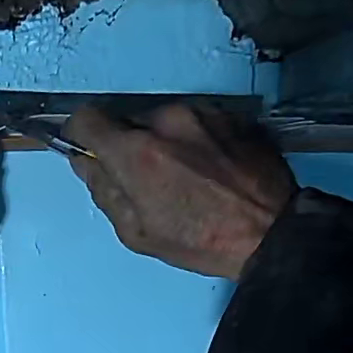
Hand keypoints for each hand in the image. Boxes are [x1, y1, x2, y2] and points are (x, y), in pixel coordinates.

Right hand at [63, 104, 296, 280]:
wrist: (272, 233)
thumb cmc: (198, 241)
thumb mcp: (135, 231)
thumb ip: (102, 190)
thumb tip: (84, 161)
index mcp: (136, 152)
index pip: (87, 117)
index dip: (81, 133)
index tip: (87, 147)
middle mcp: (166, 120)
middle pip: (125, 119)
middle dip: (126, 142)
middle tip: (144, 175)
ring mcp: (201, 112)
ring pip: (160, 118)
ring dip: (160, 138)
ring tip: (182, 172)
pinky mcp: (229, 113)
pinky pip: (193, 119)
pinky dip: (190, 136)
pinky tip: (207, 166)